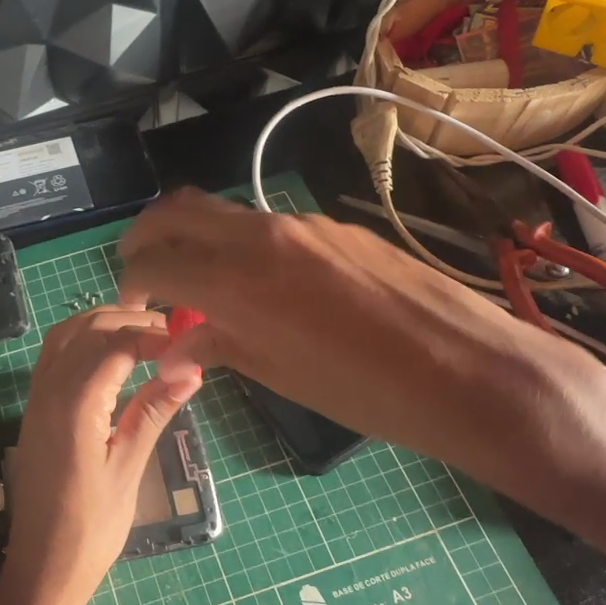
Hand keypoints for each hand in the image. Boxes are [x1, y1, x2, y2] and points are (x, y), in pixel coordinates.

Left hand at [3, 305, 203, 601]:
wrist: (42, 566)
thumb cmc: (91, 527)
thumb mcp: (129, 469)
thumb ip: (153, 413)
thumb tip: (191, 371)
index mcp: (75, 402)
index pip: (117, 344)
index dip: (153, 336)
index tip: (186, 342)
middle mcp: (49, 388)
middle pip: (89, 329)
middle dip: (129, 320)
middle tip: (171, 331)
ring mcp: (36, 396)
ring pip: (67, 335)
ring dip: (103, 323)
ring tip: (144, 333)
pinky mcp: (34, 407)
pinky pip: (54, 354)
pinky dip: (82, 339)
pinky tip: (109, 353)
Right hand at [117, 189, 605, 490]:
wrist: (473, 371)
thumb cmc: (369, 394)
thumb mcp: (282, 377)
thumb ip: (219, 346)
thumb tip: (176, 342)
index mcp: (237, 280)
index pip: (155, 263)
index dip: (132, 284)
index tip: (134, 306)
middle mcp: (262, 235)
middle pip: (177, 211)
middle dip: (146, 236)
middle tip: (141, 268)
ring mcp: (304, 224)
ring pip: (224, 213)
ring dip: (196, 237)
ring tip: (202, 281)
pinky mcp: (337, 226)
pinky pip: (270, 225)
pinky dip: (243, 245)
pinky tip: (265, 286)